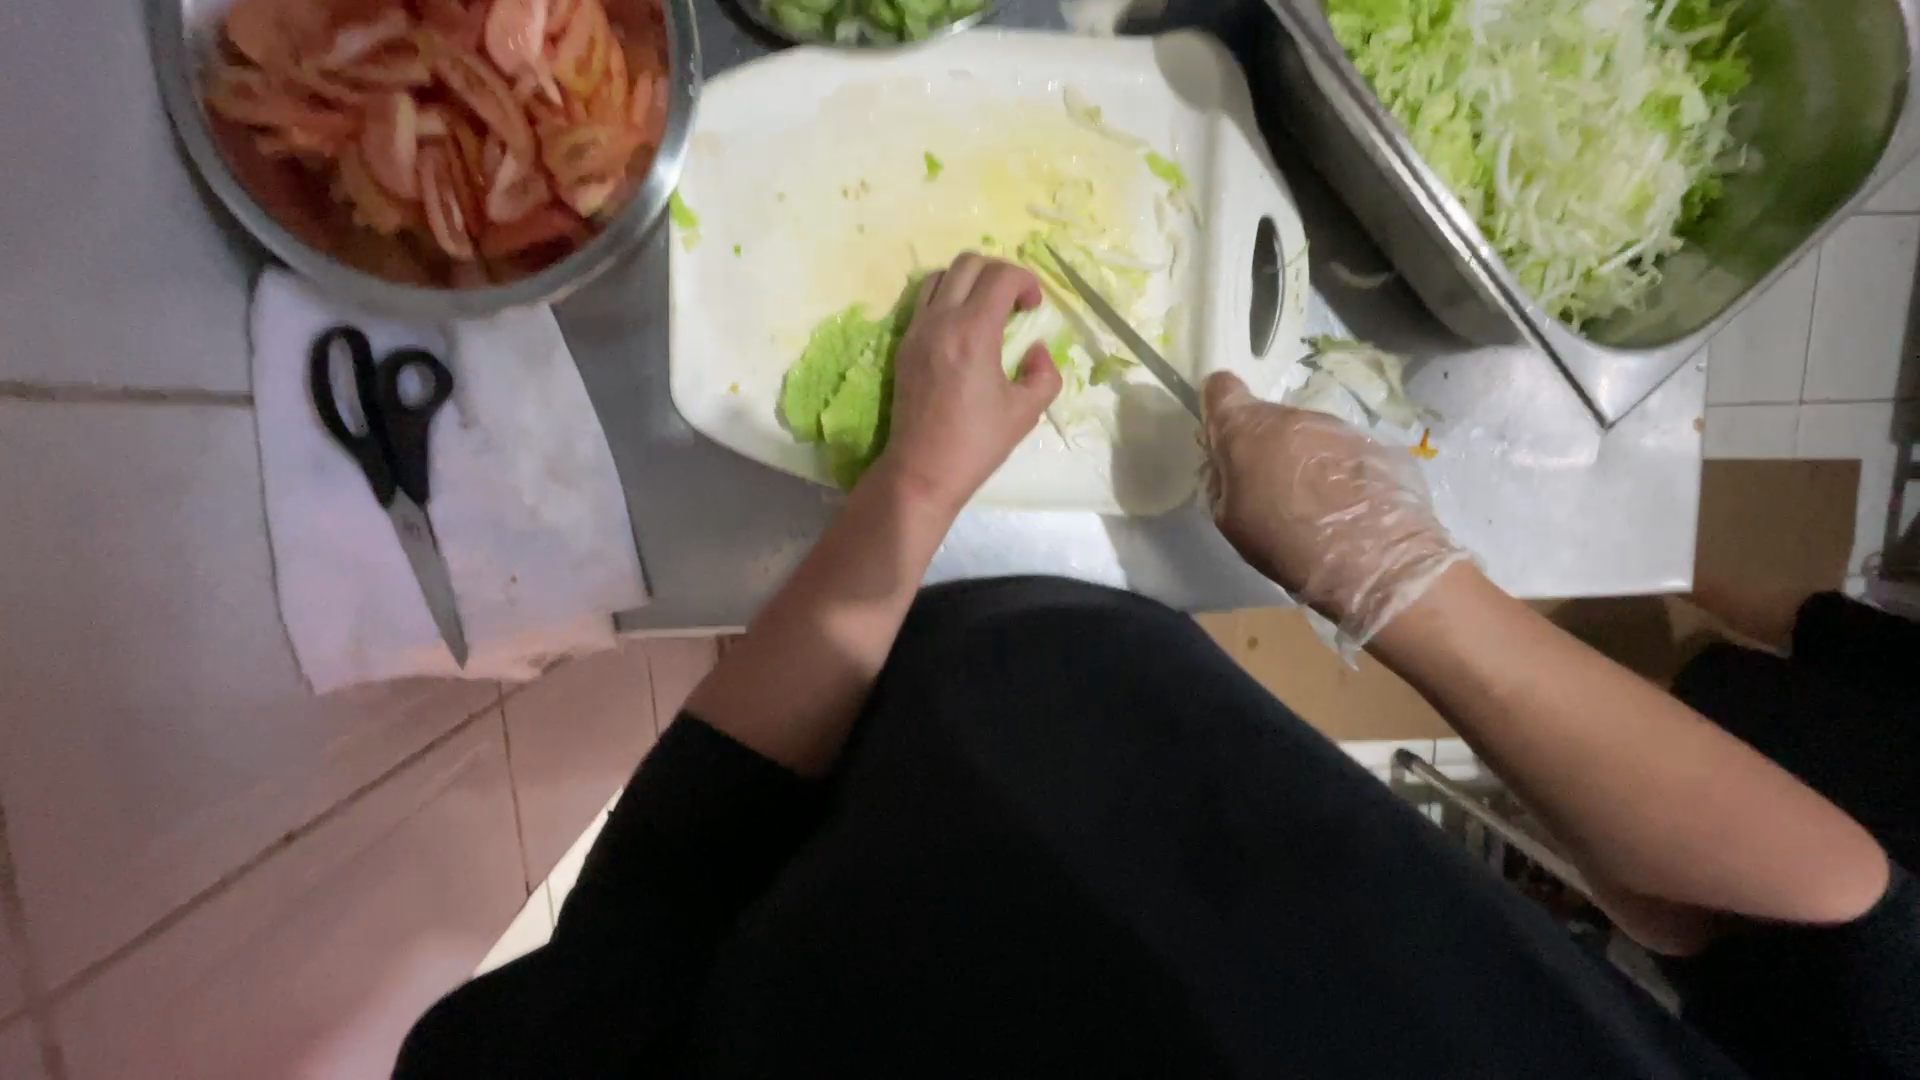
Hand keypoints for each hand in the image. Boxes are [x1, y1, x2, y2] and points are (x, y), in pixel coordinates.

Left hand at [870, 254, 1062, 514]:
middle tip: (1014, 302)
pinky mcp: (904, 346)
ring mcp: (916, 331)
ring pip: (940, 275)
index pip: (1000, 275)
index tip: (1034, 307)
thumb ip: (1044, 373)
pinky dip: (946, 298)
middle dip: (999, 272)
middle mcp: (940, 321)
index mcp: (973, 332)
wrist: (922, 470)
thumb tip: (1036, 351)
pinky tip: (961, 328)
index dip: (1026, 281)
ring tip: (985, 309)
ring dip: (968, 281)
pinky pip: (924, 301)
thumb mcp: (1027, 412)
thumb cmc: (977, 444)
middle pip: (969, 263)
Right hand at [1202, 371, 1467, 644]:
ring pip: (1310, 434)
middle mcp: (1294, 416)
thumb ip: (1221, 481)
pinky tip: (1347, 506)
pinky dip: (1341, 471)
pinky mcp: (1380, 444)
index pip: (1222, 389)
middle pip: (1269, 418)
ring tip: (1314, 502)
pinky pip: (1347, 452)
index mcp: (1246, 429)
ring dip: (1305, 458)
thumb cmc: (1283, 542)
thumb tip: (1225, 466)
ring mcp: (1341, 426)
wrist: (1372, 561)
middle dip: (1265, 444)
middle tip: (1269, 487)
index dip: (1218, 407)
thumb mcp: (1228, 520)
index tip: (1222, 433)